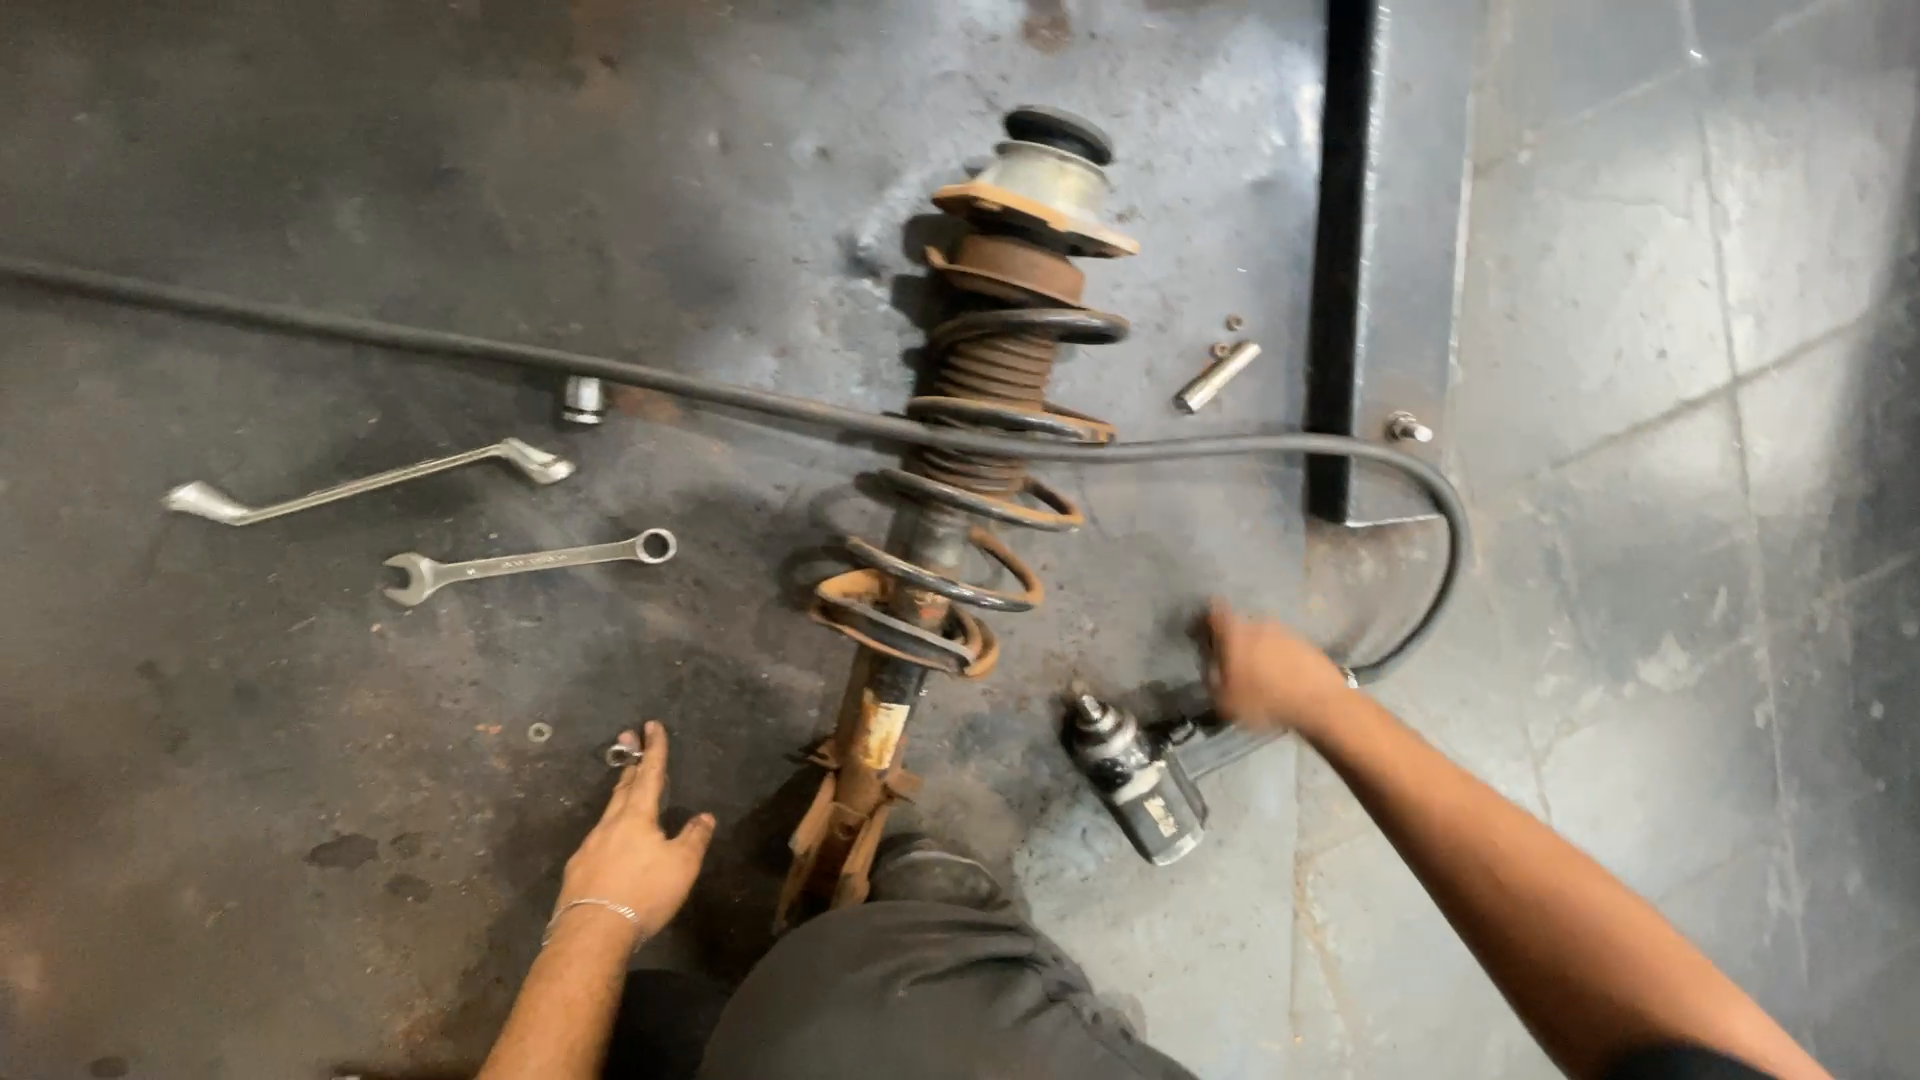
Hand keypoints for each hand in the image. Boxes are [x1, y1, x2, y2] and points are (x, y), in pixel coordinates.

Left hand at [553, 722, 714, 948]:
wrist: (591, 936)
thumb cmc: (643, 893)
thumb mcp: (682, 865)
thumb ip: (695, 837)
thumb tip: (704, 816)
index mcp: (636, 817)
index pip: (650, 775)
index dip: (654, 750)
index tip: (651, 725)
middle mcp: (609, 825)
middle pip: (622, 788)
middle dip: (631, 764)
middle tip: (629, 740)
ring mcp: (588, 848)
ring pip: (608, 814)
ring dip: (619, 797)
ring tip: (627, 794)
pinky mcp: (577, 873)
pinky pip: (598, 842)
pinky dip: (610, 833)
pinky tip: (613, 846)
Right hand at [1206, 599, 1352, 735]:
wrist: (1321, 703)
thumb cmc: (1266, 700)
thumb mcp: (1225, 699)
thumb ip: (1210, 678)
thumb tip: (1209, 667)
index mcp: (1234, 632)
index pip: (1213, 612)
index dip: (1206, 621)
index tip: (1202, 633)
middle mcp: (1258, 623)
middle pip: (1238, 623)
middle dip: (1232, 637)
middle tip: (1230, 658)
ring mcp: (1284, 630)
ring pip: (1261, 634)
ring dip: (1257, 647)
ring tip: (1257, 670)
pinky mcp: (1305, 642)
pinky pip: (1282, 644)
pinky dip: (1277, 655)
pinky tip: (1280, 675)